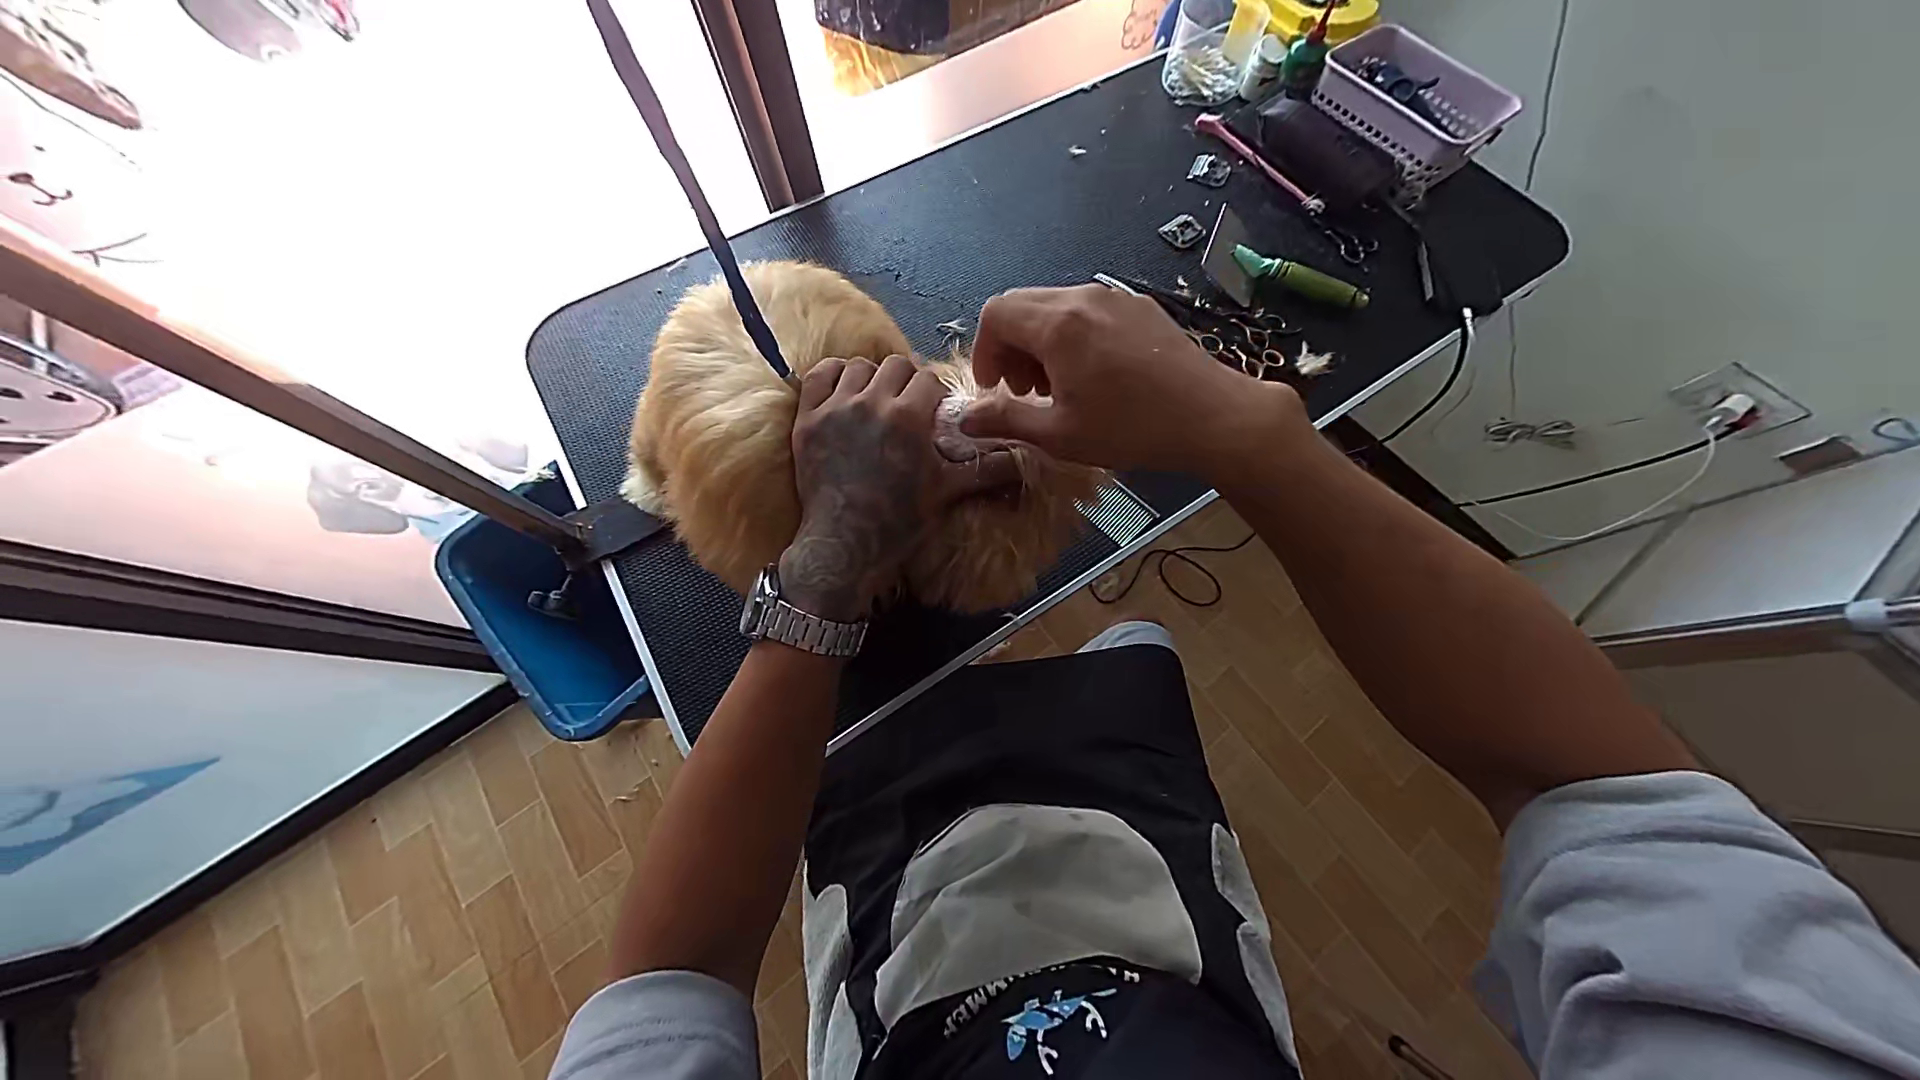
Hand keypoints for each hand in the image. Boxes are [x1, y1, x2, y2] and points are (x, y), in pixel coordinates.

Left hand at [779, 354, 1019, 620]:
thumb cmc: (901, 520)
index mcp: (910, 416)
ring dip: (871, 378)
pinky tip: (843, 393)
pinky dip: (833, 377)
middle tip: (906, 405)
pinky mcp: (807, 420)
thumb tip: (1026, 459)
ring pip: (858, 366)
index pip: (929, 378)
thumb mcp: (949, 490)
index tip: (932, 410)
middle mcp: (872, 403)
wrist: (847, 545)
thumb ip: (988, 468)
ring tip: (875, 400)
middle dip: (906, 381)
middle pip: (895, 365)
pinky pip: (819, 375)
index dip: (934, 393)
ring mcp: (835, 409)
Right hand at [961, 285, 1310, 481]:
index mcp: (1058, 324)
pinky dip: (1070, 336)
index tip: (996, 389)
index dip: (984, 351)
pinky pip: (1086, 310)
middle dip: (1009, 346)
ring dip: (1039, 342)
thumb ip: (1005, 420)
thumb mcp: (1059, 434)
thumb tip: (963, 419)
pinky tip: (1091, 374)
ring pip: (1054, 306)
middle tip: (1023, 390)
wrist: (1212, 416)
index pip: (996, 314)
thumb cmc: (1130, 428)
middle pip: (1022, 305)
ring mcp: (1115, 297)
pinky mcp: (1138, 306)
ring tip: (1056, 386)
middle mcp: (1083, 297)